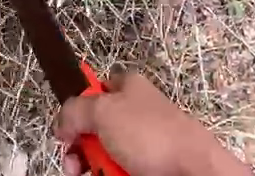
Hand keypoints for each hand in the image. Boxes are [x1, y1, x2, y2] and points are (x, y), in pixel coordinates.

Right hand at [53, 72, 248, 175]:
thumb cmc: (149, 134)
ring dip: (95, 167)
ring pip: (107, 155)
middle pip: (96, 129)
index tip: (67, 132)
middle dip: (81, 149)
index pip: (94, 90)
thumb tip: (60, 125)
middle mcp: (135, 112)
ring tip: (98, 175)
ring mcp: (144, 144)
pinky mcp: (150, 169)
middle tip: (75, 166)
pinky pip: (122, 171)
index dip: (77, 110)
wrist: (194, 172)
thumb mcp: (102, 111)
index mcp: (127, 87)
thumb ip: (73, 111)